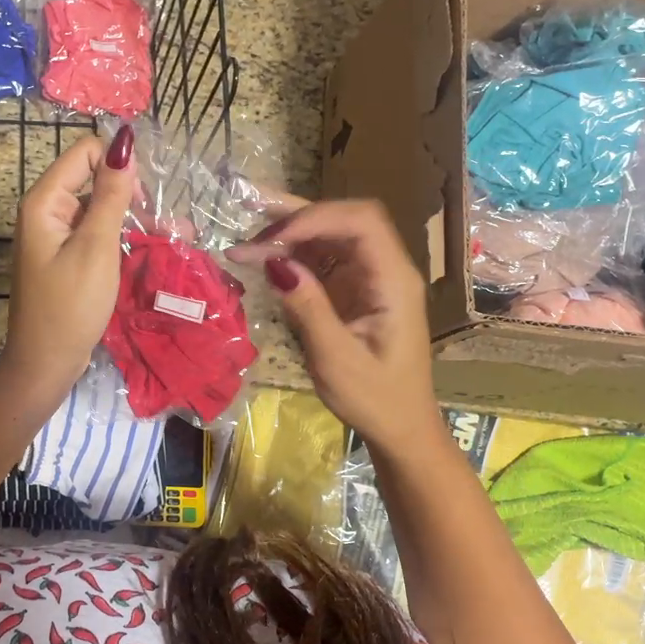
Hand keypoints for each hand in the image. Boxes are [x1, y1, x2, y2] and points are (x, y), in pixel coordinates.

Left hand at [2, 130, 138, 395]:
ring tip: (168, 238)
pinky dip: (118, 237)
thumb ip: (111, 195)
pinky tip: (145, 251)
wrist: (45, 363)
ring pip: (97, 207)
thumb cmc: (70, 307)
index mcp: (45, 202)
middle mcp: (45, 211)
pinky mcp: (64, 257)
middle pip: (92, 178)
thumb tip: (124, 142)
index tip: (144, 200)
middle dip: (129, 194)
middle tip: (162, 226)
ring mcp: (54, 235)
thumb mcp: (96, 248)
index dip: (118, 165)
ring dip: (129, 217)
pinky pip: (94, 232)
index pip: (85, 153)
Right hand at [226, 198, 439, 449]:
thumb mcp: (336, 359)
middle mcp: (384, 268)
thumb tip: (274, 263)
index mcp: (393, 280)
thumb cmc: (375, 399)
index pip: (361, 223)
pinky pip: (322, 259)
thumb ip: (308, 308)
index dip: (315, 217)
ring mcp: (369, 277)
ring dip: (289, 232)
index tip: (270, 238)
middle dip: (296, 216)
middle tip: (246, 218)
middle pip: (344, 219)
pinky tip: (261, 257)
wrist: (400, 427)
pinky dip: (291, 254)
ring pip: (330, 235)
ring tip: (245, 236)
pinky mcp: (352, 290)